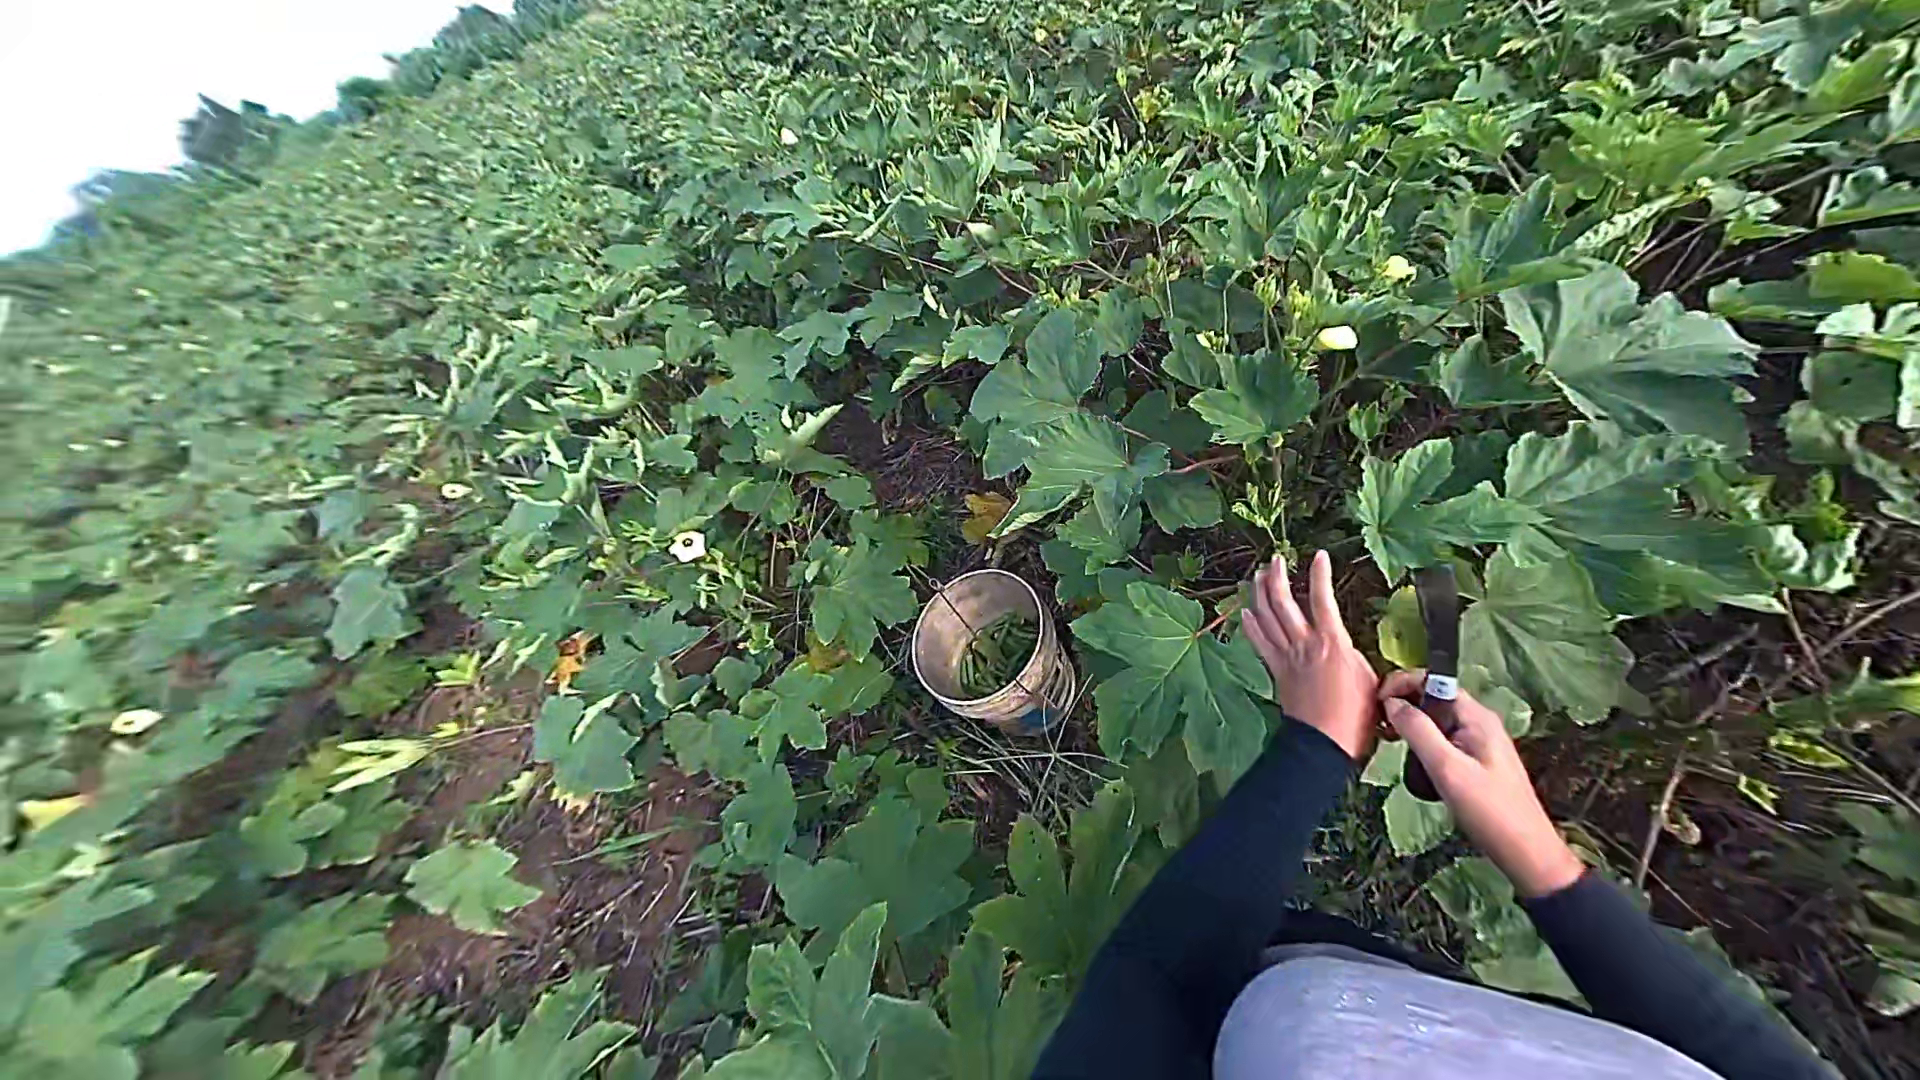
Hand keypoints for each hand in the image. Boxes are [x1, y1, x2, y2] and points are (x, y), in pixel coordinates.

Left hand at [1241, 551, 1378, 761]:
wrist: (1325, 742)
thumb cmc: (1357, 716)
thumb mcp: (1371, 680)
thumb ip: (1355, 657)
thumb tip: (1347, 649)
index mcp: (1332, 642)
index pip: (1323, 598)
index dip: (1319, 574)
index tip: (1318, 556)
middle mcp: (1304, 644)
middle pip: (1283, 602)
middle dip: (1277, 576)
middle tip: (1275, 559)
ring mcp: (1286, 656)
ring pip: (1266, 617)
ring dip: (1259, 594)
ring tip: (1258, 576)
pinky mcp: (1275, 670)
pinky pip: (1259, 642)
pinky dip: (1250, 625)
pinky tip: (1245, 613)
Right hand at [1379, 671, 1584, 897]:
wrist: (1525, 852)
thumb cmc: (1488, 809)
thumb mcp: (1446, 767)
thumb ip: (1417, 730)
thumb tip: (1391, 703)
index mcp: (1476, 717)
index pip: (1432, 680)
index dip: (1400, 683)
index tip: (1377, 702)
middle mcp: (1478, 721)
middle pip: (1431, 694)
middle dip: (1400, 700)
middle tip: (1378, 721)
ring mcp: (1477, 738)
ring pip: (1433, 714)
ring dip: (1407, 719)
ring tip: (1387, 736)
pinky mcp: (1473, 755)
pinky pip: (1439, 732)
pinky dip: (1417, 735)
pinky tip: (1407, 751)